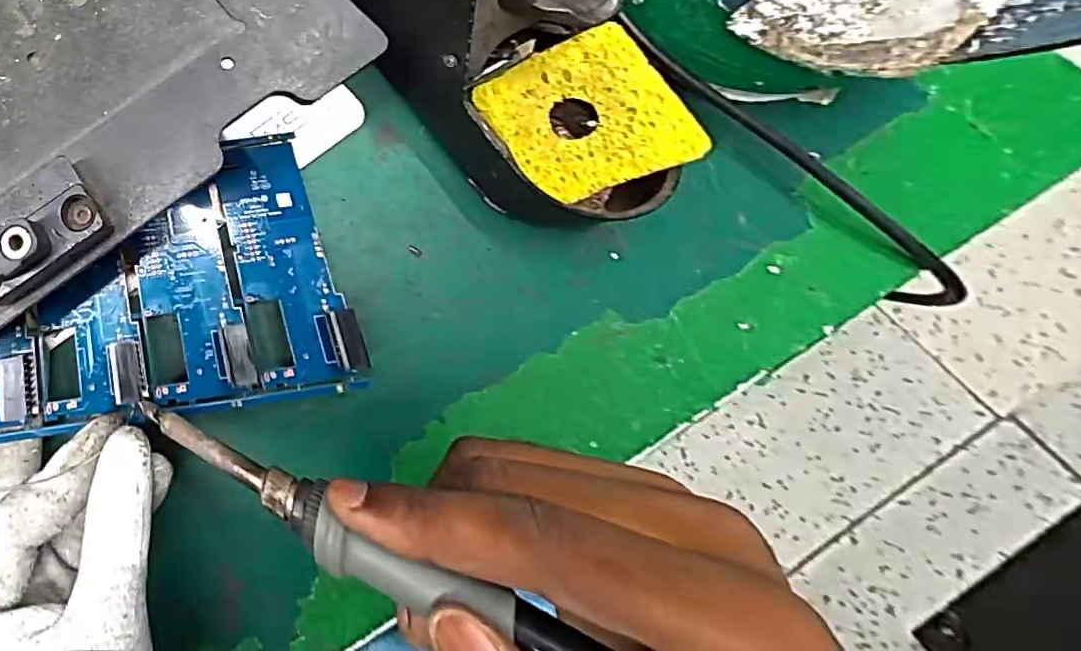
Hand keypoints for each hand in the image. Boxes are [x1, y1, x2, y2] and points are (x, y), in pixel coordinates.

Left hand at [0, 416, 172, 650]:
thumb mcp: (104, 623)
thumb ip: (117, 530)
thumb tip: (129, 450)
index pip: (19, 516)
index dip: (71, 470)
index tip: (116, 434)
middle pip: (28, 511)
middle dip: (71, 461)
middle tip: (106, 419)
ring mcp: (32, 609)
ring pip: (63, 525)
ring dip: (104, 484)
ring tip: (130, 443)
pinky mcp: (67, 613)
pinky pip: (88, 548)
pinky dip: (116, 515)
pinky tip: (135, 486)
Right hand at [326, 439, 836, 650]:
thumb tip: (444, 619)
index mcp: (727, 616)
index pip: (545, 541)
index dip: (436, 525)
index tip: (353, 508)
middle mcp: (707, 538)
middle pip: (514, 483)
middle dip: (432, 519)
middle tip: (389, 572)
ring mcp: (680, 504)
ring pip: (512, 461)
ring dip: (452, 508)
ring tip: (443, 574)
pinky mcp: (653, 492)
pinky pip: (531, 464)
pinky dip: (485, 500)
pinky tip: (491, 554)